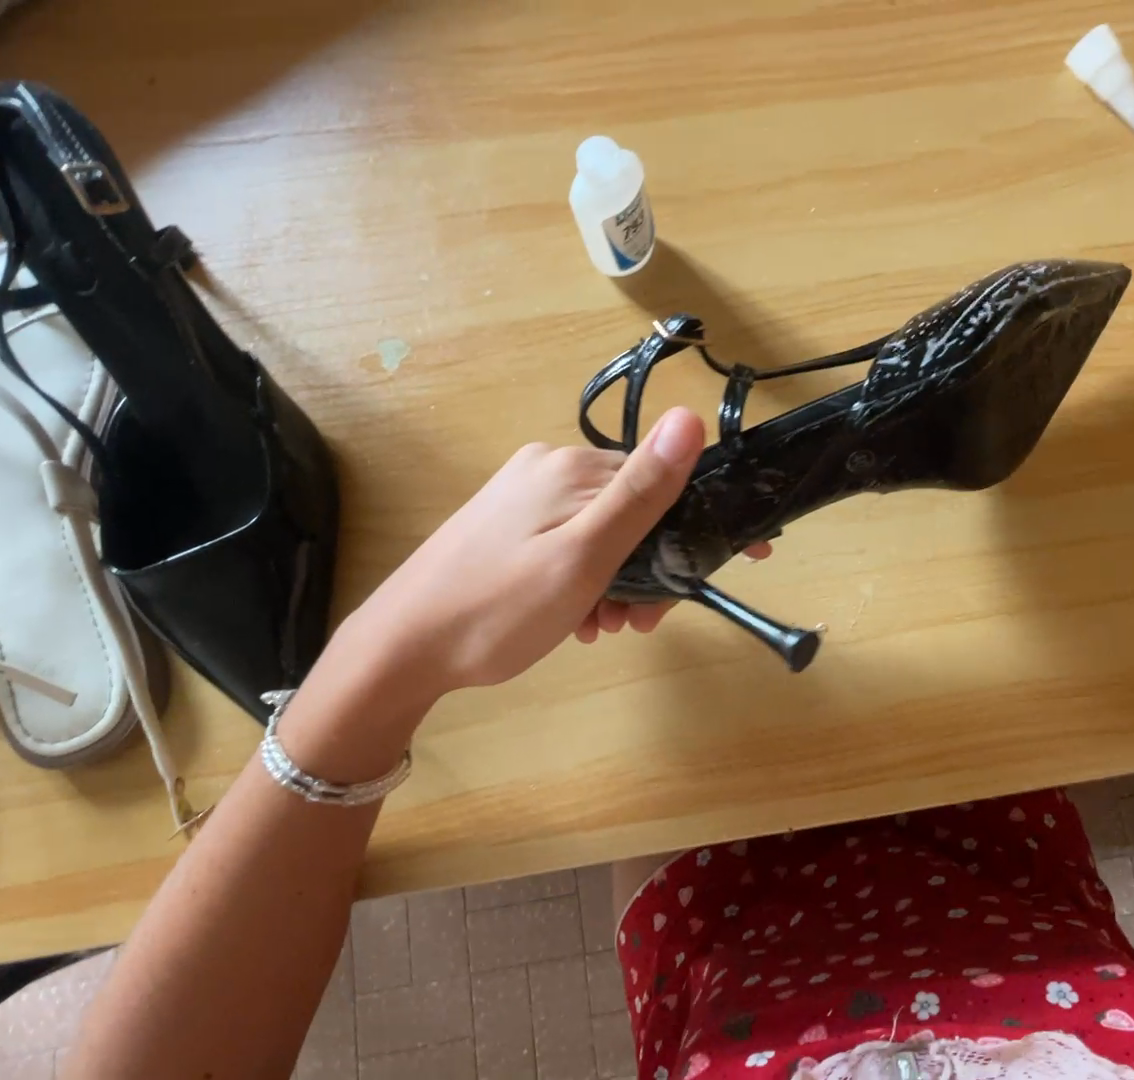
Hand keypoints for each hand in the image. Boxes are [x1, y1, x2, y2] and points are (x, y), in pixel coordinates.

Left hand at [341, 407, 748, 706]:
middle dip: (651, 565)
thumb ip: (640, 493)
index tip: (733, 565)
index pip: (661, 482)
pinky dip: (587, 578)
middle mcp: (548, 467)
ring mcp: (522, 495)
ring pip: (602, 531)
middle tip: (640, 621)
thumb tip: (690, 416)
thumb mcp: (583, 557)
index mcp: (571, 467)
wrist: (400, 649)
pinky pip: (569, 542)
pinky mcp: (505, 523)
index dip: (696, 525)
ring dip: (620, 578)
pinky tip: (578, 618)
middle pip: (632, 509)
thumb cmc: (499, 609)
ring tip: (607, 626)